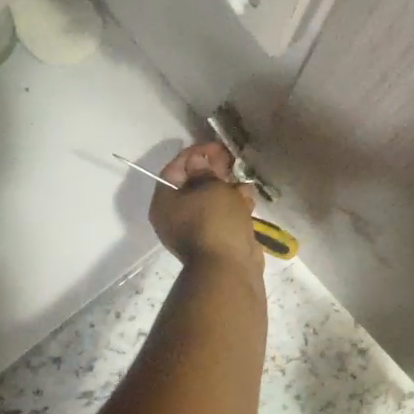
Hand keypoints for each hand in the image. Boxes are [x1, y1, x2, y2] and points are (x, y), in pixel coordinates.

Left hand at [147, 142, 258, 268]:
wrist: (229, 267)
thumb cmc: (214, 221)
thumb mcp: (210, 187)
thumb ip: (205, 170)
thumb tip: (199, 161)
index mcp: (165, 202)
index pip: (175, 168)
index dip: (195, 153)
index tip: (216, 146)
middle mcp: (175, 215)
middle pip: (193, 184)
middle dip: (214, 170)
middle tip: (232, 160)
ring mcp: (196, 228)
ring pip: (211, 199)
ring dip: (228, 189)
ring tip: (243, 186)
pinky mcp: (215, 238)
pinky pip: (222, 215)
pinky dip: (234, 207)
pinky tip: (248, 202)